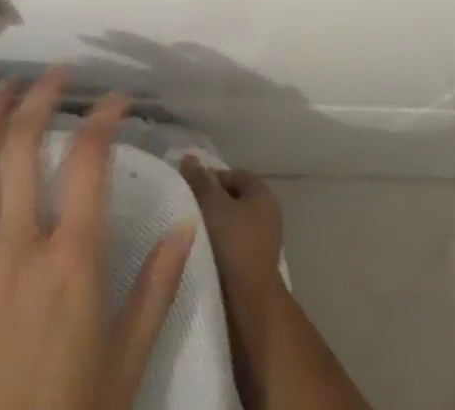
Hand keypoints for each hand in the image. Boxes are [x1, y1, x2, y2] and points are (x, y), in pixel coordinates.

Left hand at [0, 68, 196, 409]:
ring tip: (0, 90)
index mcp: (73, 264)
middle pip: (21, 151)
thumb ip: (158, 287)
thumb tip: (184, 224)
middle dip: (38, 99)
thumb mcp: (130, 357)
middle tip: (53, 73)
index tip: (116, 97)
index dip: (103, 118)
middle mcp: (15, 251)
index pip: (89, 165)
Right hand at [177, 156, 283, 293]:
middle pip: (232, 198)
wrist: (248, 296)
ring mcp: (263, 239)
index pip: (233, 175)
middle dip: (210, 202)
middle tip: (186, 208)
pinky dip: (217, 244)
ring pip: (231, 223)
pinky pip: (232, 243)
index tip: (188, 190)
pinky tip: (201, 250)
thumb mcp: (212, 204)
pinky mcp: (254, 261)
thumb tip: (189, 158)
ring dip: (212, 225)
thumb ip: (200, 180)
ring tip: (190, 230)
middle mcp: (268, 213)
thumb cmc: (233, 242)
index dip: (210, 178)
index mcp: (263, 194)